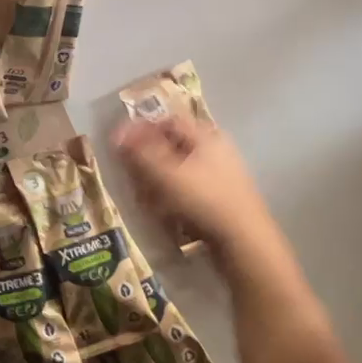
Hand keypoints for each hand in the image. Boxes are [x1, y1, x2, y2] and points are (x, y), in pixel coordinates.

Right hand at [112, 114, 277, 255]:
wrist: (244, 242)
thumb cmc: (205, 200)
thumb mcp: (167, 173)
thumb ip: (141, 151)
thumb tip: (117, 133)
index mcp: (206, 136)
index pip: (168, 121)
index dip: (143, 129)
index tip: (122, 145)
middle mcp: (216, 150)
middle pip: (172, 147)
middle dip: (148, 162)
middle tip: (132, 178)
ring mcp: (220, 175)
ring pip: (178, 171)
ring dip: (158, 184)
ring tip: (146, 201)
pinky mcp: (220, 199)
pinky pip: (188, 191)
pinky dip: (172, 198)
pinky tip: (164, 214)